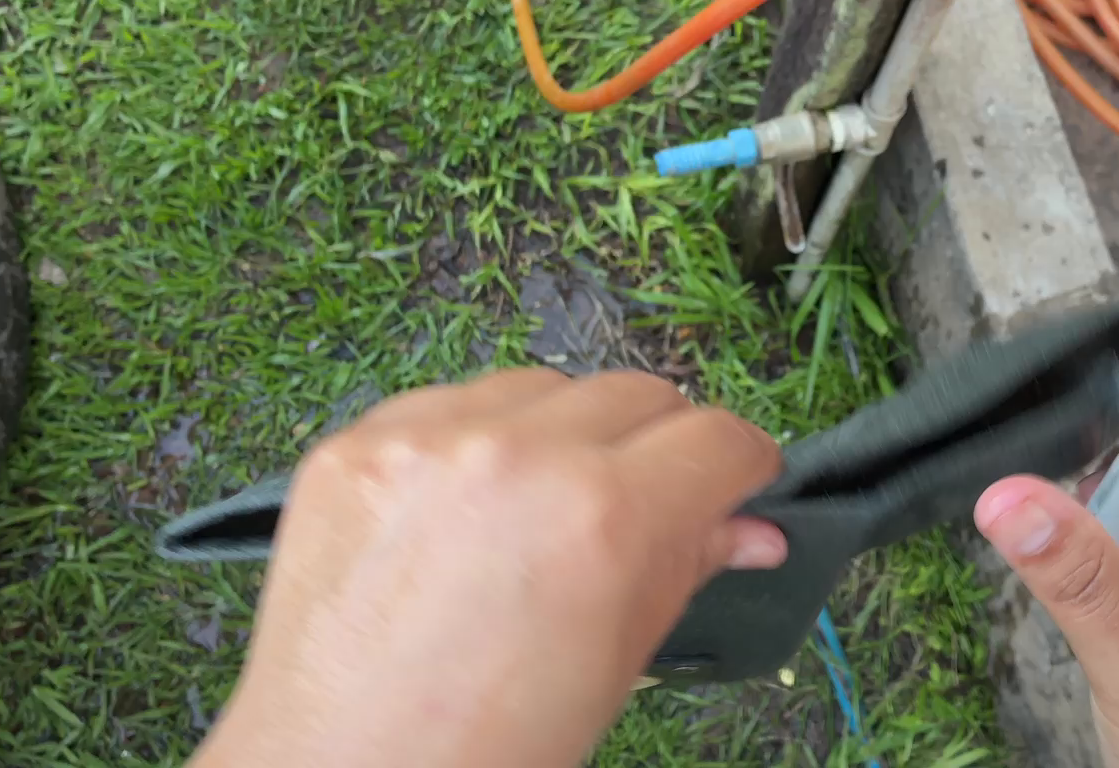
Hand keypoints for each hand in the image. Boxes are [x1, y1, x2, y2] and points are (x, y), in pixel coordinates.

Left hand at [191, 369, 787, 767]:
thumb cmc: (498, 744)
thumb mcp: (620, 660)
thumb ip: (693, 563)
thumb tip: (760, 529)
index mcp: (601, 519)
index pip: (718, 438)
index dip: (744, 463)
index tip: (739, 481)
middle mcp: (518, 456)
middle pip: (642, 392)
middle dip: (661, 443)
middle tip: (640, 498)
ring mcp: (427, 439)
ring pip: (552, 387)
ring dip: (567, 433)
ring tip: (539, 501)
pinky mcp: (359, 440)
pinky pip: (460, 401)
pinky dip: (484, 438)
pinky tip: (464, 501)